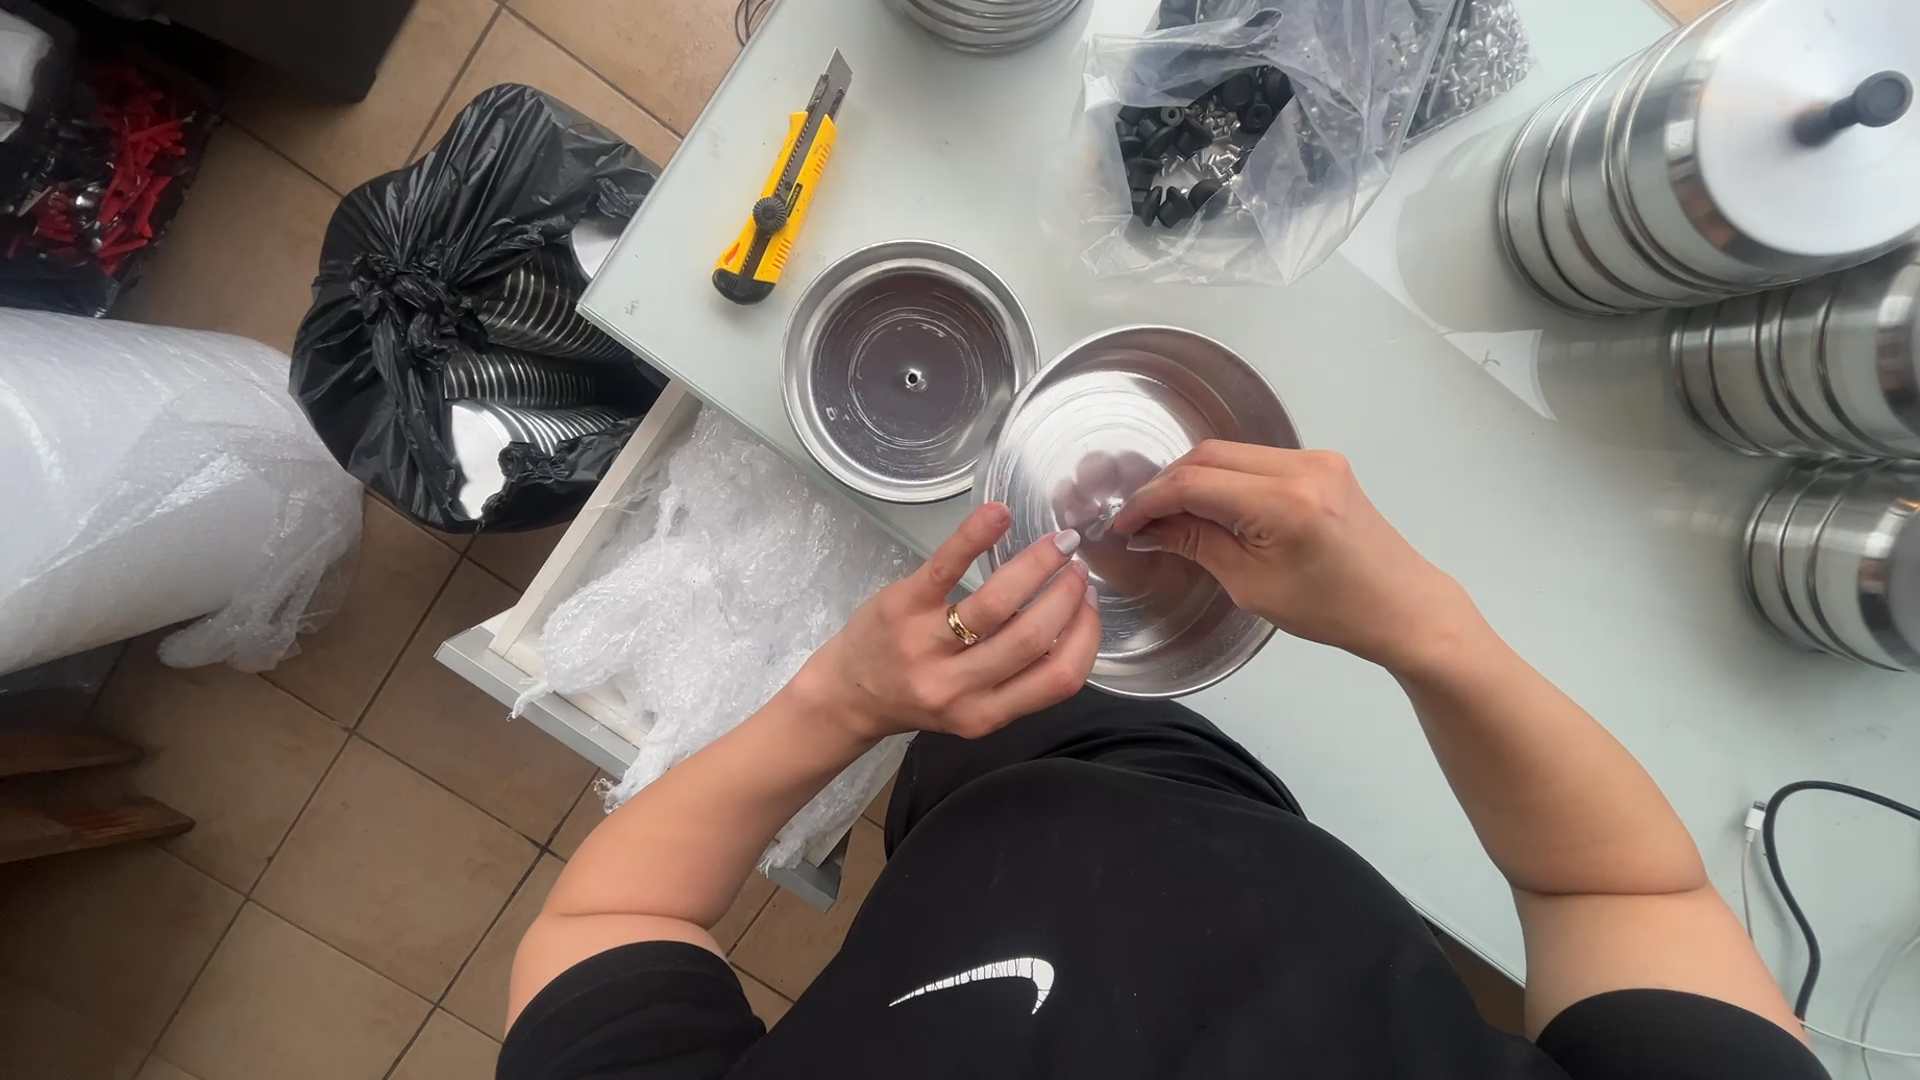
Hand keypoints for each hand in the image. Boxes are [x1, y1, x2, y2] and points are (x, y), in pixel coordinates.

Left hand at [797, 502, 1101, 740]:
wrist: (849, 694)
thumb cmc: (920, 693)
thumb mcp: (974, 706)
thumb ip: (1019, 680)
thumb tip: (1074, 619)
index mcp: (985, 715)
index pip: (1058, 679)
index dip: (1086, 636)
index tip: (1092, 604)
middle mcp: (957, 686)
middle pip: (1031, 637)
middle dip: (1065, 595)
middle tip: (1075, 566)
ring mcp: (926, 645)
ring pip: (998, 604)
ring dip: (1036, 566)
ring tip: (1056, 544)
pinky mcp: (902, 606)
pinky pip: (946, 567)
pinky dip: (975, 536)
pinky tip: (999, 514)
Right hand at [1107, 441, 1473, 671]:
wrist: (1402, 606)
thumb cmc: (1331, 609)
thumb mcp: (1251, 585)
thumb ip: (1197, 544)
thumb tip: (1150, 528)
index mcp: (1285, 503)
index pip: (1194, 483)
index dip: (1149, 501)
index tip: (1124, 523)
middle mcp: (1302, 467)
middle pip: (1208, 456)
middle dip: (1166, 484)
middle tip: (1141, 518)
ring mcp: (1315, 459)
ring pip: (1228, 453)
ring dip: (1191, 478)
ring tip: (1169, 514)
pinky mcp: (1320, 464)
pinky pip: (1253, 459)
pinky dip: (1221, 477)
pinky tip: (1207, 505)